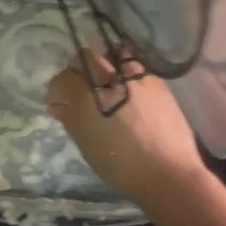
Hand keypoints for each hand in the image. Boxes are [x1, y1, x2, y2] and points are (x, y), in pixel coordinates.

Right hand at [46, 49, 205, 206]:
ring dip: (103, 63)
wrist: (168, 172)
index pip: (62, 79)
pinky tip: (125, 83)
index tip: (60, 102)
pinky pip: (134, 60)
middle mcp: (109, 78)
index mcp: (86, 97)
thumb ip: (71, 119)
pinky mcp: (155, 79)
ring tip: (105, 81)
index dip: (57, 90)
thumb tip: (58, 106)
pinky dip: (124, 65)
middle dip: (78, 70)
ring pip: (110, 53)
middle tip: (81, 89)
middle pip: (85, 58)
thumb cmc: (122, 166)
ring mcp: (134, 75)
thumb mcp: (88, 146)